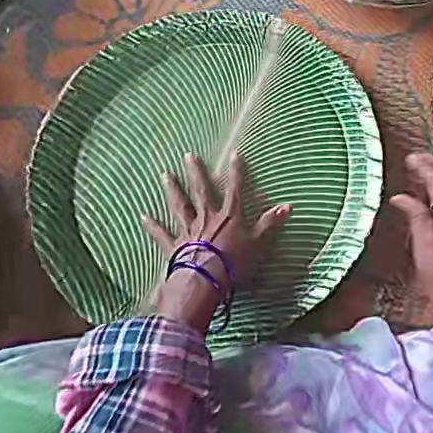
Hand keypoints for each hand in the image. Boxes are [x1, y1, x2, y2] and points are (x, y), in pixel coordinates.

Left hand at [142, 152, 290, 327]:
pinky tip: (143, 216)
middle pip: (201, 191)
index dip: (236, 171)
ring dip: (173, 190)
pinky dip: (152, 226)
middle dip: (196, 172)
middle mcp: (207, 218)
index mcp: (229, 216)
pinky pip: (162, 234)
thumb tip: (288, 206)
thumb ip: (270, 223)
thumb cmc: (234, 262)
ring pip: (179, 206)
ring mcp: (189, 230)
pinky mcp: (175, 246)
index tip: (234, 153)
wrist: (206, 279)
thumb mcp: (258, 243)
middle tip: (187, 155)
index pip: (235, 189)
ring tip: (164, 174)